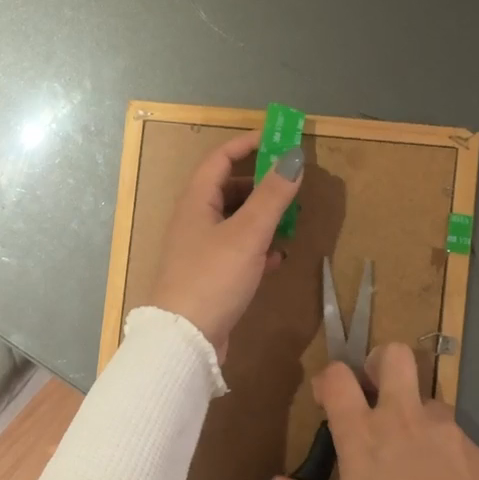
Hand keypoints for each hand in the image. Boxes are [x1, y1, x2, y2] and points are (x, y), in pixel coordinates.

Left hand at [148, 131, 303, 360]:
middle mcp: (194, 221)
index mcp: (195, 202)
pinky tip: (278, 258)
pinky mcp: (210, 277)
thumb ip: (272, 195)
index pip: (219, 159)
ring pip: (235, 222)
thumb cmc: (212, 278)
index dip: (247, 144)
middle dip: (261, 184)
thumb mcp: (247, 234)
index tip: (280, 139)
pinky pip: (237, 251)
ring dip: (263, 218)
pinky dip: (258, 249)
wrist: (185, 340)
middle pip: (229, 189)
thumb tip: (294, 157)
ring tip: (291, 221)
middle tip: (293, 184)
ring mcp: (200, 250)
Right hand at [274, 343, 478, 479]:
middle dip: (379, 364)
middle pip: (393, 355)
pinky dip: (438, 442)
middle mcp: (401, 418)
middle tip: (374, 395)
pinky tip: (439, 479)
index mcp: (362, 435)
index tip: (327, 402)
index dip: (328, 380)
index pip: (337, 375)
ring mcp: (442, 428)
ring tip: (411, 452)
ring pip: (424, 395)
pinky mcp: (473, 445)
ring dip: (412, 411)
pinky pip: (449, 428)